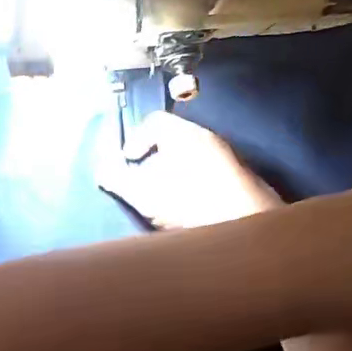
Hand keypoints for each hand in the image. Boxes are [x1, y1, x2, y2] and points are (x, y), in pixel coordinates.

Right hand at [97, 111, 282, 229]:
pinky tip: (196, 212)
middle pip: (176, 140)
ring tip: (170, 202)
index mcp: (185, 134)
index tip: (128, 160)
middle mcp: (211, 140)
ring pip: (197, 160)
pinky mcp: (247, 183)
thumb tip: (102, 170)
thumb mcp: (143, 194)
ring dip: (180, 176)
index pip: (154, 121)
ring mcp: (233, 160)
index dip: (135, 138)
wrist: (249, 230)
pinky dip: (201, 188)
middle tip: (145, 184)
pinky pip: (215, 177)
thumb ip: (117, 179)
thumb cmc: (191, 204)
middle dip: (157, 161)